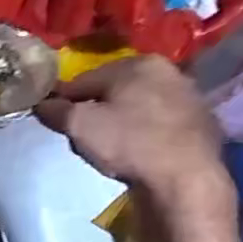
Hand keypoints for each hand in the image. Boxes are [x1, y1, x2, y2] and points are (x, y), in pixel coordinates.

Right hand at [35, 55, 226, 196]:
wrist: (185, 178)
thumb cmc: (129, 143)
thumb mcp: (80, 126)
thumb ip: (57, 111)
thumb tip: (42, 103)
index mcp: (136, 63)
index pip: (84, 79)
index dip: (64, 98)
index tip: (52, 115)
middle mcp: (167, 70)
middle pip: (115, 89)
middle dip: (95, 106)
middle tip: (81, 133)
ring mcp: (188, 95)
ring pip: (139, 104)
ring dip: (122, 118)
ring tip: (110, 144)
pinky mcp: (200, 121)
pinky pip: (159, 122)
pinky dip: (145, 131)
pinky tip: (138, 150)